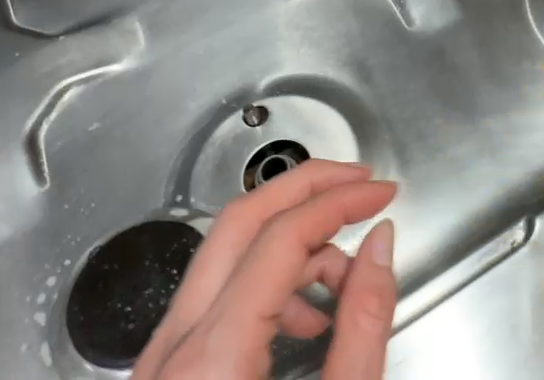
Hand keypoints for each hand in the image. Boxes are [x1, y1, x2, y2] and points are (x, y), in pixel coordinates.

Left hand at [134, 160, 398, 379]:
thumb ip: (364, 324)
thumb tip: (381, 245)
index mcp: (213, 360)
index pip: (282, 236)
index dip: (342, 200)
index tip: (383, 192)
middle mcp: (172, 350)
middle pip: (240, 219)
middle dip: (309, 187)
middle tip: (360, 183)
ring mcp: (160, 360)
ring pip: (226, 253)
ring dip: (294, 241)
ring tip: (346, 276)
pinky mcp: (165, 370)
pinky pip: (217, 293)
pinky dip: (269, 280)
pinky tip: (309, 317)